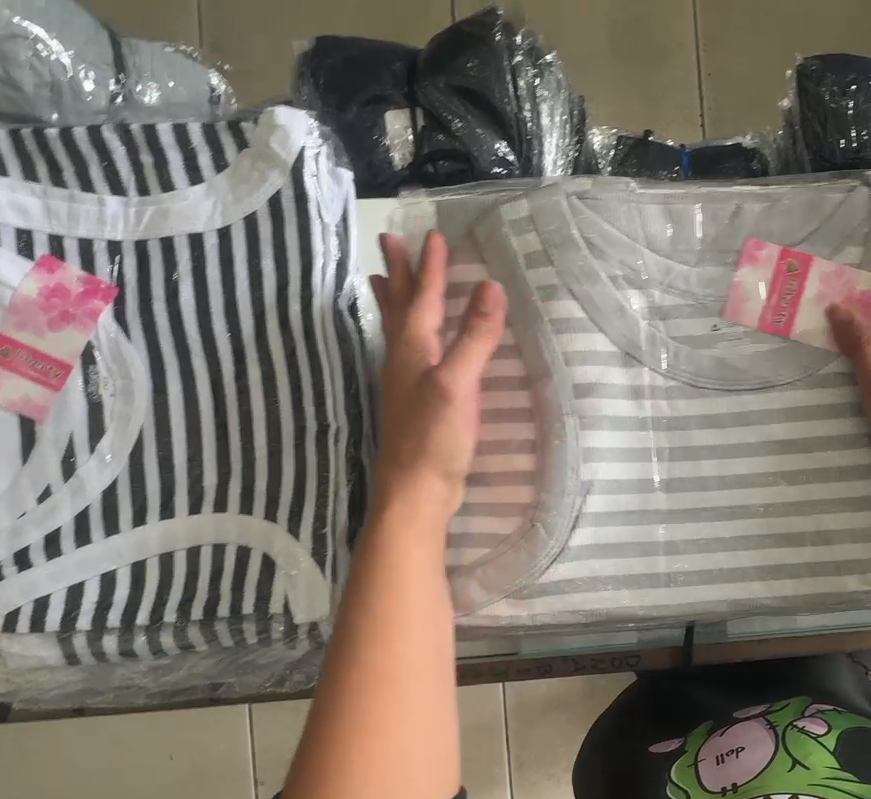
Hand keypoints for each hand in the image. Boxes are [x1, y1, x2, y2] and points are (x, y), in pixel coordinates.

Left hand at [369, 231, 506, 517]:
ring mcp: (405, 384)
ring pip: (396, 331)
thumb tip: (490, 287)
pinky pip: (406, 354)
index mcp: (413, 351)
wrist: (415, 492)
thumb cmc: (434, 438)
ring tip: (380, 281)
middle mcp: (402, 361)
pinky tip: (410, 346)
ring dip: (392, 302)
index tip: (434, 235)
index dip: (430, 268)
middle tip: (390, 242)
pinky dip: (405, 335)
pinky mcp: (414, 405)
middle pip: (398, 308)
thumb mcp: (458, 384)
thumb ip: (474, 337)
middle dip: (397, 274)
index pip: (422, 299)